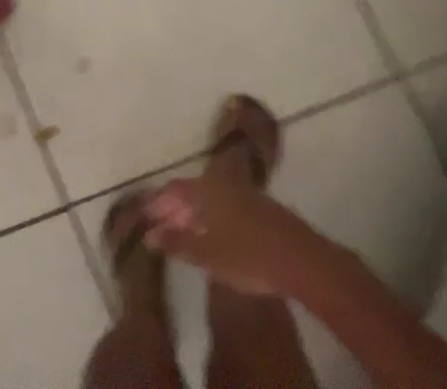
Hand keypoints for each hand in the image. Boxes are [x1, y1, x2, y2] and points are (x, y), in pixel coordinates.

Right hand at [143, 175, 320, 295]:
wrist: (304, 262)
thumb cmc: (249, 256)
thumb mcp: (207, 255)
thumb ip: (176, 243)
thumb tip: (149, 234)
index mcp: (207, 189)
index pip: (172, 189)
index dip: (155, 203)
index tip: (142, 218)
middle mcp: (224, 184)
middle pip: (191, 191)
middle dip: (172, 208)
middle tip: (158, 229)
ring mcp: (246, 194)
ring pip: (210, 198)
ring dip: (192, 213)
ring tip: (181, 234)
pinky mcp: (261, 208)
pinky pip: (225, 205)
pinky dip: (211, 217)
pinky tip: (211, 235)